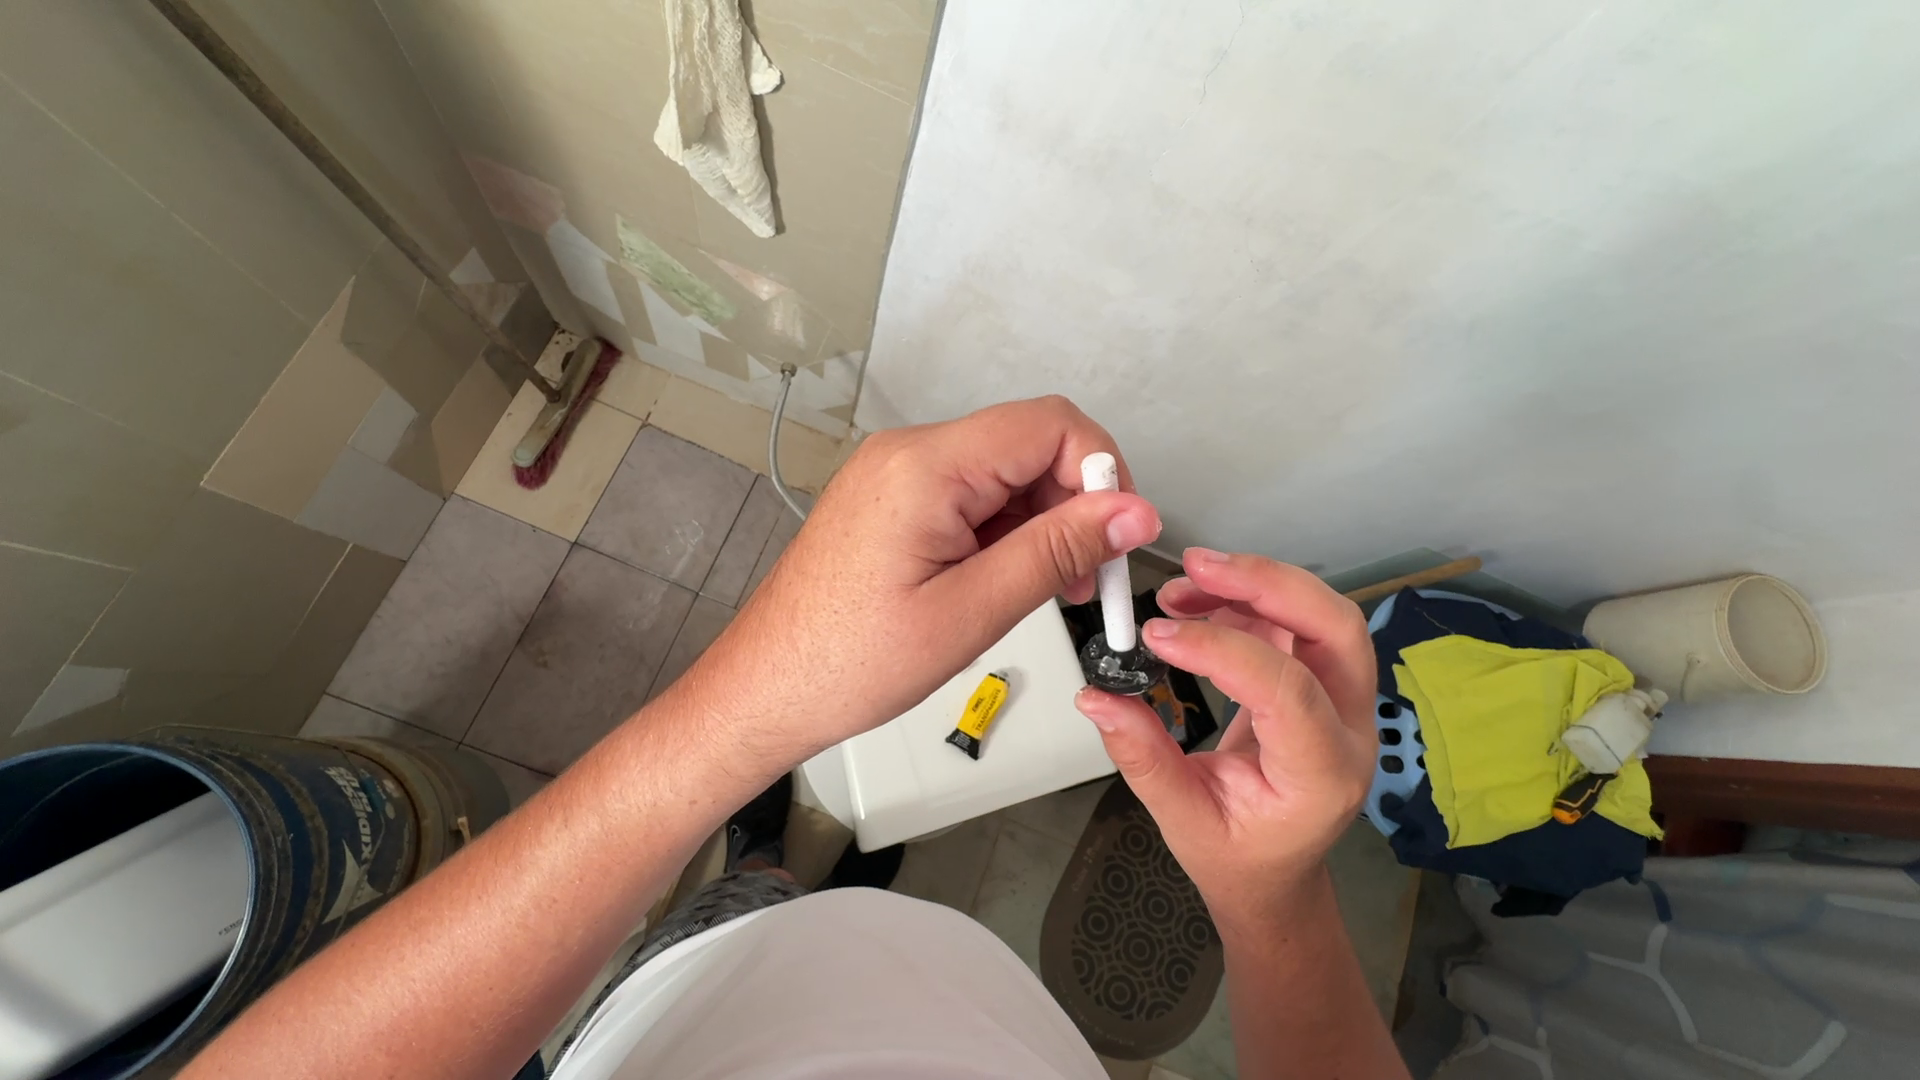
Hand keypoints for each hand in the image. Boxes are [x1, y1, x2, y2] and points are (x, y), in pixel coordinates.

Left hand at [682, 396, 1160, 761]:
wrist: (766, 687)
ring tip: (1047, 590)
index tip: (1118, 537)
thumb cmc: (851, 662)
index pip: (1050, 423)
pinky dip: (1004, 532)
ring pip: (1004, 474)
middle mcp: (909, 452)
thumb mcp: (972, 610)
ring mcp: (897, 473)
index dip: (1101, 471)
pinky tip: (1006, 580)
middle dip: (1074, 504)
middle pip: (1028, 445)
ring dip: (1041, 523)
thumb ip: (1058, 550)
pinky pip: (970, 496)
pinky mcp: (893, 499)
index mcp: (926, 465)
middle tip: (1086, 581)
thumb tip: (1136, 512)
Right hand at [1075, 550, 1376, 929]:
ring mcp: (1344, 700)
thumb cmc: (1237, 854)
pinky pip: (1295, 621)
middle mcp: (1350, 727)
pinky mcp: (1322, 681)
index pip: (1287, 692)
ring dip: (1252, 584)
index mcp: (1322, 774)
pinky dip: (1246, 599)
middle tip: (1194, 567)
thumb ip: (1142, 756)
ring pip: (1320, 613)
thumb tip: (1094, 696)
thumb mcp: (1182, 818)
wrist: (1277, 871)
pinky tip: (1197, 604)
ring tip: (1179, 587)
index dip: (1221, 650)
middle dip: (1266, 584)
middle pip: (1335, 628)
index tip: (1154, 635)